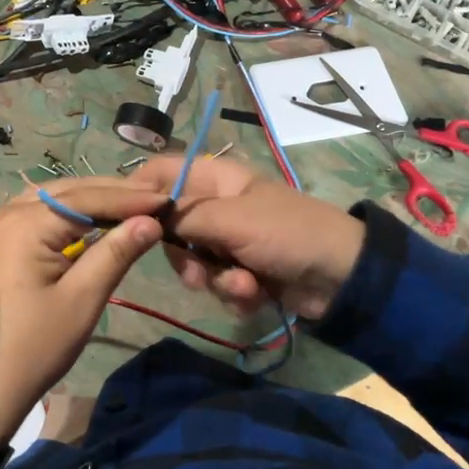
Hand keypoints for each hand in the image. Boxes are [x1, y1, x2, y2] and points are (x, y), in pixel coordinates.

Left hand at [0, 178, 167, 443]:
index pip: (85, 198)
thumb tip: (150, 221)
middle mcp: (4, 213)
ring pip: (50, 198)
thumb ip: (115, 254)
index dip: (127, 198)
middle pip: (66, 192)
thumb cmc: (35, 345)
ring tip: (129, 204)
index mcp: (24, 224)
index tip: (165, 199)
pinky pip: (35, 213)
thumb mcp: (82, 300)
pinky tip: (91, 221)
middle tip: (153, 197)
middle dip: (110, 193)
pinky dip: (65, 213)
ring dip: (88, 199)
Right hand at [131, 156, 365, 320]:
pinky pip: (215, 283)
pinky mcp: (242, 273)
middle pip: (169, 226)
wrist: (343, 280)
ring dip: (214, 279)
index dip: (139, 194)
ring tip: (242, 285)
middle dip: (183, 255)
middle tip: (196, 269)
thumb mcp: (231, 220)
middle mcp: (216, 207)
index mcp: (214, 179)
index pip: (160, 173)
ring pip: (192, 261)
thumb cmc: (287, 233)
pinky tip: (256, 295)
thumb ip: (182, 217)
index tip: (125, 222)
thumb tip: (142, 215)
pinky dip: (234, 293)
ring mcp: (229, 241)